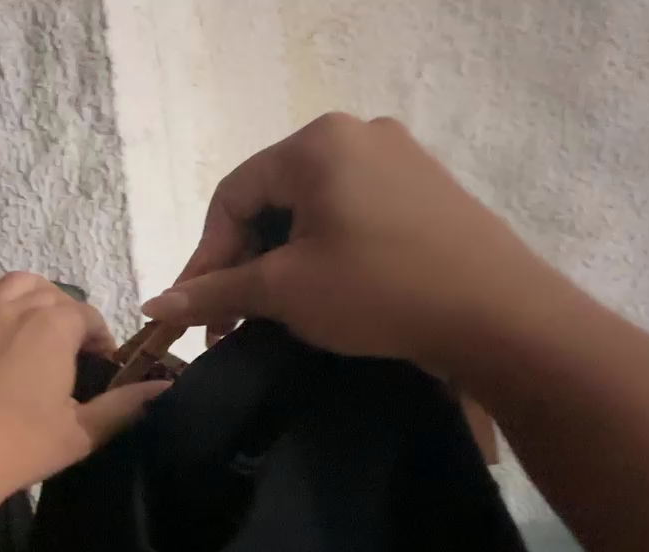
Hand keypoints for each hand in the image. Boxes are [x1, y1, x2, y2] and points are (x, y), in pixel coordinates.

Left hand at [0, 272, 168, 516]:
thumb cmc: (20, 448)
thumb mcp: (81, 433)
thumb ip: (124, 406)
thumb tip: (163, 388)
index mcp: (54, 327)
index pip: (88, 316)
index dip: (100, 337)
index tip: (103, 365)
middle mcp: (14, 311)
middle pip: (50, 296)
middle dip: (69, 315)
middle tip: (74, 351)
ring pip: (9, 286)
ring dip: (31, 292)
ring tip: (41, 318)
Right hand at [141, 113, 578, 375]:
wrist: (495, 314)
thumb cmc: (375, 290)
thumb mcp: (281, 291)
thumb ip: (212, 292)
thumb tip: (153, 305)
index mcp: (317, 144)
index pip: (230, 198)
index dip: (203, 258)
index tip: (195, 311)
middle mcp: (356, 135)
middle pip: (267, 202)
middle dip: (239, 264)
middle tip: (229, 319)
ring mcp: (395, 159)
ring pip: (304, 212)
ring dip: (273, 264)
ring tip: (268, 313)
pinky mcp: (419, 191)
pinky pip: (343, 216)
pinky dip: (314, 255)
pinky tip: (313, 294)